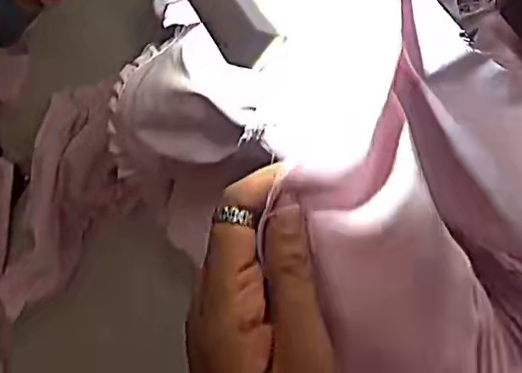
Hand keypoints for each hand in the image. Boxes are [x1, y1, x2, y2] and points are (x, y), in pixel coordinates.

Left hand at [186, 165, 334, 372]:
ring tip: (313, 221)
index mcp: (218, 301)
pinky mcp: (224, 335)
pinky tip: (296, 260)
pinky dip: (268, 255)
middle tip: (318, 194)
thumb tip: (286, 203)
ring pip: (237, 248)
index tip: (307, 175)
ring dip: (272, 227)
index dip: (267, 182)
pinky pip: (242, 275)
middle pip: (231, 225)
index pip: (231, 209)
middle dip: (273, 200)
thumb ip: (289, 269)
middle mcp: (204, 304)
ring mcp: (210, 321)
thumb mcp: (301, 346)